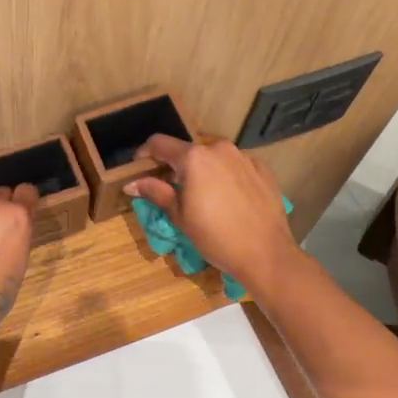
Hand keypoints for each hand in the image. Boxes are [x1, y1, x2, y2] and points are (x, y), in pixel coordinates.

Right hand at [125, 136, 295, 290]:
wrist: (266, 254)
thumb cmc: (216, 237)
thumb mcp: (180, 216)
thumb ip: (156, 192)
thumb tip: (131, 183)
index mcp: (194, 157)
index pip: (159, 144)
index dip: (145, 154)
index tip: (141, 170)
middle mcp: (218, 148)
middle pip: (188, 149)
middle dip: (177, 165)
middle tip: (174, 189)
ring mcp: (243, 156)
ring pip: (214, 155)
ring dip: (203, 169)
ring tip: (204, 194)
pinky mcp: (263, 168)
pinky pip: (237, 165)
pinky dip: (227, 174)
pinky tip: (230, 197)